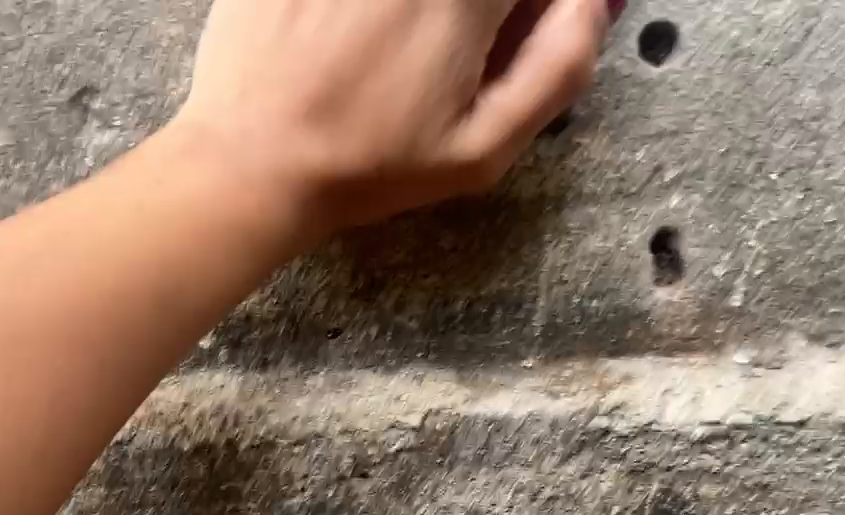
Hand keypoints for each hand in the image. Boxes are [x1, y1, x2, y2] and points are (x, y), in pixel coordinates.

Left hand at [171, 0, 615, 235]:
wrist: (253, 161)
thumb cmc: (363, 168)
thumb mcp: (475, 154)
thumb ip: (555, 72)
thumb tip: (591, 4)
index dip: (530, 14)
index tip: (509, 41)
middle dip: (486, 17)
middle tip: (458, 55)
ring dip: (433, 23)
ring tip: (398, 56)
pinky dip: (376, 14)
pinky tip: (360, 39)